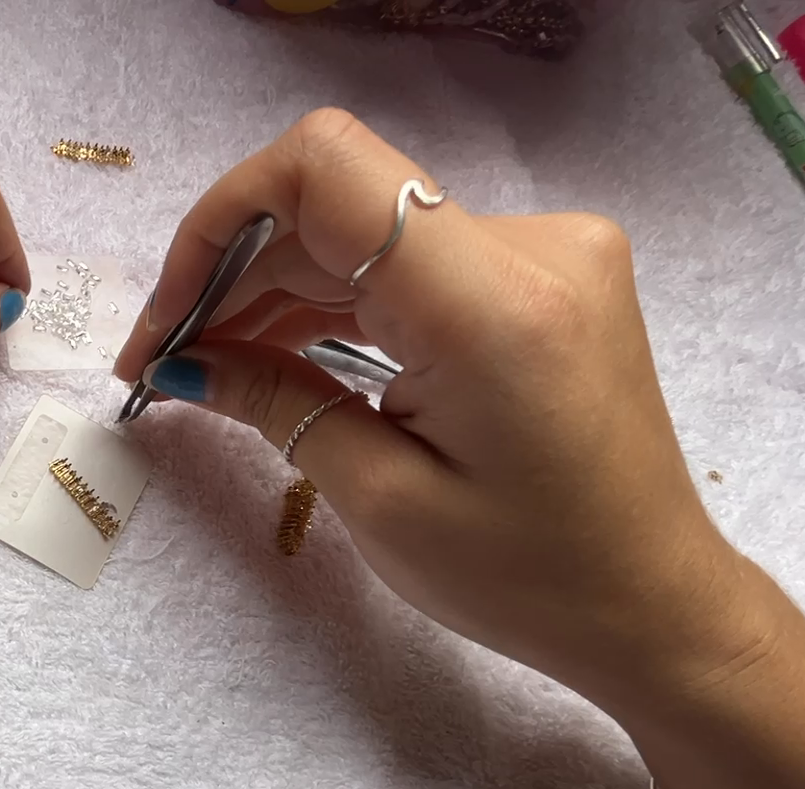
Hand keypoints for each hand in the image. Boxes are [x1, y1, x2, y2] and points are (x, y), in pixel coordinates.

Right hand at [115, 109, 749, 696]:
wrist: (647, 602)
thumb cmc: (520, 576)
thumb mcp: (374, 494)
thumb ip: (274, 403)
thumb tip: (180, 361)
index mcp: (488, 301)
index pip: (326, 171)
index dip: (220, 218)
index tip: (167, 313)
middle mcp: (522, 244)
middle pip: (324, 208)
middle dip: (221, 275)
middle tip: (157, 362)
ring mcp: (528, 256)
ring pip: (347, 237)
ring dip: (258, 294)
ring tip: (195, 367)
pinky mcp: (519, 282)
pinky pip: (386, 269)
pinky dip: (311, 306)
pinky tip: (260, 356)